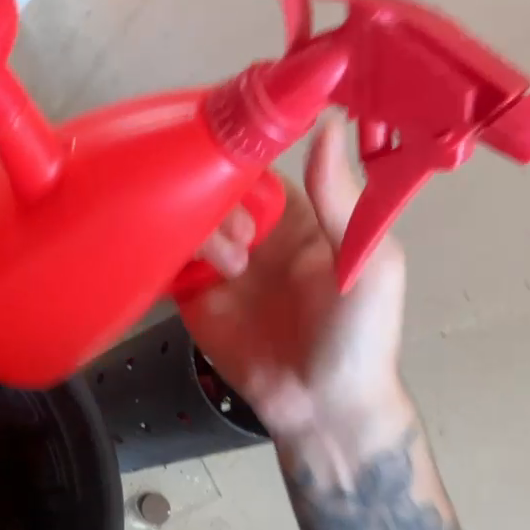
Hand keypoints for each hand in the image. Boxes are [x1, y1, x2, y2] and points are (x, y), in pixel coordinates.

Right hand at [183, 122, 413, 448]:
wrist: (318, 405)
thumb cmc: (359, 333)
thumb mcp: (365, 260)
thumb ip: (340, 198)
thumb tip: (327, 125)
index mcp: (303, 220)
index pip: (261, 173)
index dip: (245, 159)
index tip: (231, 150)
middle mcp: (257, 239)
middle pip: (216, 195)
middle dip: (218, 202)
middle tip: (238, 234)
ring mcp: (221, 268)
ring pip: (189, 225)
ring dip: (201, 234)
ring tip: (229, 268)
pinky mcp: (192, 298)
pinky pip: (168, 264)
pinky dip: (164, 254)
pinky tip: (180, 262)